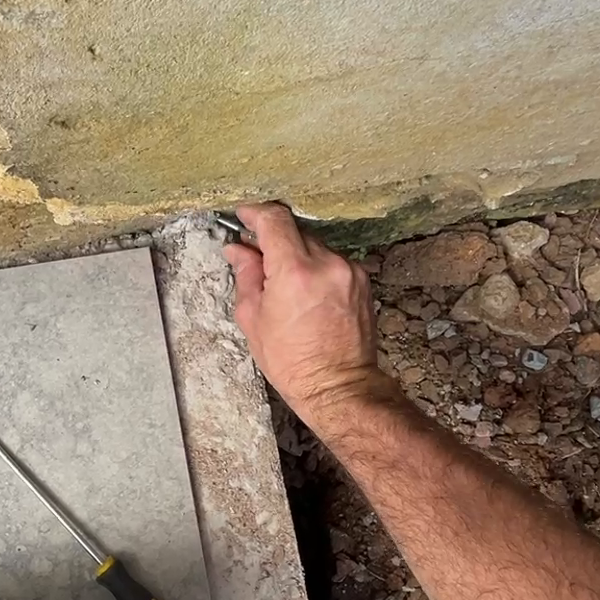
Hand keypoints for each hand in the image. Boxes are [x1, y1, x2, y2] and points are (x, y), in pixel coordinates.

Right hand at [223, 203, 384, 424]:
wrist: (337, 385)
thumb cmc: (291, 360)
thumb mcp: (253, 319)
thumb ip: (246, 276)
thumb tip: (238, 251)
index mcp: (295, 272)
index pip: (275, 221)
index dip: (255, 213)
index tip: (244, 215)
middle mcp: (326, 263)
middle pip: (294, 231)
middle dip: (273, 240)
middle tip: (255, 257)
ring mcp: (349, 270)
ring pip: (314, 245)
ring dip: (295, 255)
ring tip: (282, 284)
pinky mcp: (361, 280)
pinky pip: (331, 260)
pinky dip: (315, 268)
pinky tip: (305, 292)